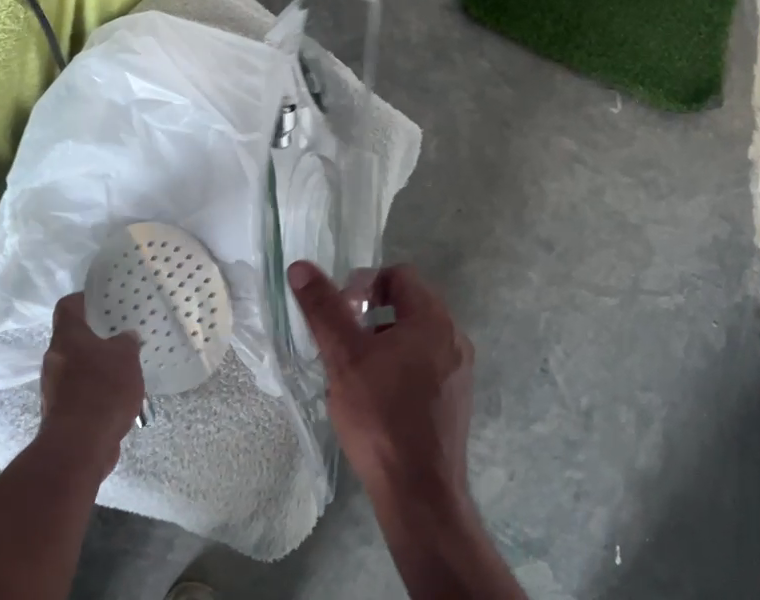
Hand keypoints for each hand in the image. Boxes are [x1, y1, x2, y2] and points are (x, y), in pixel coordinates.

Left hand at [38, 292, 144, 480]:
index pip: (67, 307)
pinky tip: (115, 400)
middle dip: (94, 339)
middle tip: (119, 338)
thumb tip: (125, 337)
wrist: (79, 445)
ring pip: (75, 368)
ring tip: (122, 372)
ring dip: (95, 368)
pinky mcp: (59, 412)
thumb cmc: (102, 389)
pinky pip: (78, 393)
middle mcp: (54, 358)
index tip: (100, 301)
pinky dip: (94, 393)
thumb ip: (126, 343)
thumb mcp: (126, 358)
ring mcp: (53, 387)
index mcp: (67, 337)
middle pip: (72, 339)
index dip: (83, 300)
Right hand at [288, 261, 475, 509]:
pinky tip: (375, 397)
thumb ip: (323, 308)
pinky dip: (399, 367)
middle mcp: (454, 338)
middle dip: (370, 315)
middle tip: (342, 342)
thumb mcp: (344, 356)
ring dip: (382, 342)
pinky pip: (424, 364)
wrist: (419, 491)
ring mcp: (458, 371)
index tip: (341, 314)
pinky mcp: (455, 399)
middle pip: (407, 304)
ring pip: (414, 337)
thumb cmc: (381, 415)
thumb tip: (301, 267)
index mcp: (433, 319)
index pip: (398, 275)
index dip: (363, 284)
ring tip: (353, 372)